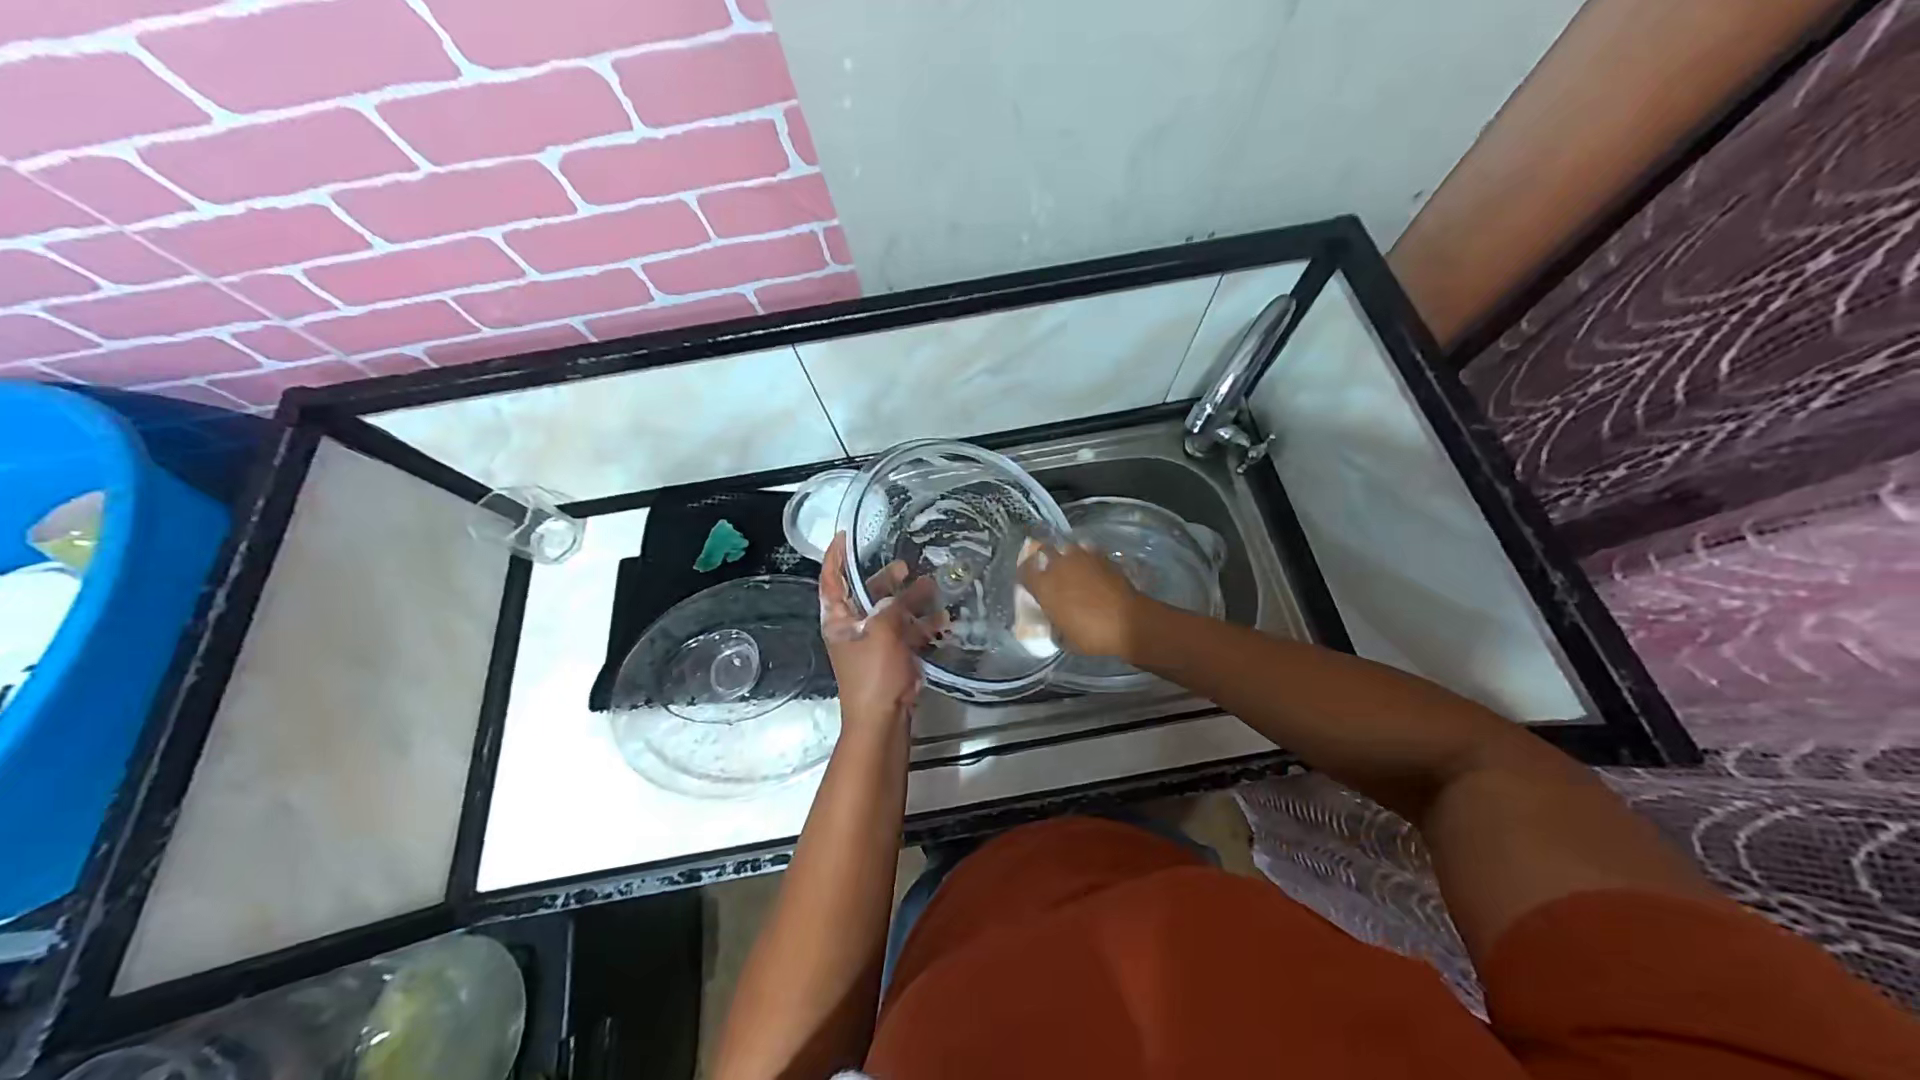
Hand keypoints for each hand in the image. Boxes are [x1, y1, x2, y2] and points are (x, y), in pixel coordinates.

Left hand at [818, 532, 941, 732]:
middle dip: (886, 579)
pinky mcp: (893, 656)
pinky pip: (907, 633)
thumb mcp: (882, 630)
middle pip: (866, 594)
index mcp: (838, 619)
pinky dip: (923, 625)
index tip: (845, 535)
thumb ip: (894, 604)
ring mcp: (874, 642)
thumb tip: (911, 587)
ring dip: (911, 601)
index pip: (831, 579)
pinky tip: (944, 619)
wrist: (882, 718)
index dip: (835, 556)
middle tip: (906, 565)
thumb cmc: (873, 672)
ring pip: (892, 612)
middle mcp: (853, 627)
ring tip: (933, 588)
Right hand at [1018, 535, 1151, 661]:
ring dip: (1066, 555)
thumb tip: (1054, 619)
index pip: (1023, 570)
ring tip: (1070, 564)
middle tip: (1048, 569)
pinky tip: (1091, 566)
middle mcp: (1058, 566)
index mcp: (1043, 585)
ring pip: (1067, 547)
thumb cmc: (1091, 635)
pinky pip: (1088, 551)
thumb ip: (1054, 623)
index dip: (1024, 574)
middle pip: (1043, 550)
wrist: (1128, 622)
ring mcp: (1081, 558)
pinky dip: (1087, 557)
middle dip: (1043, 557)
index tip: (1028, 581)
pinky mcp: (1102, 556)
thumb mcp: (1064, 637)